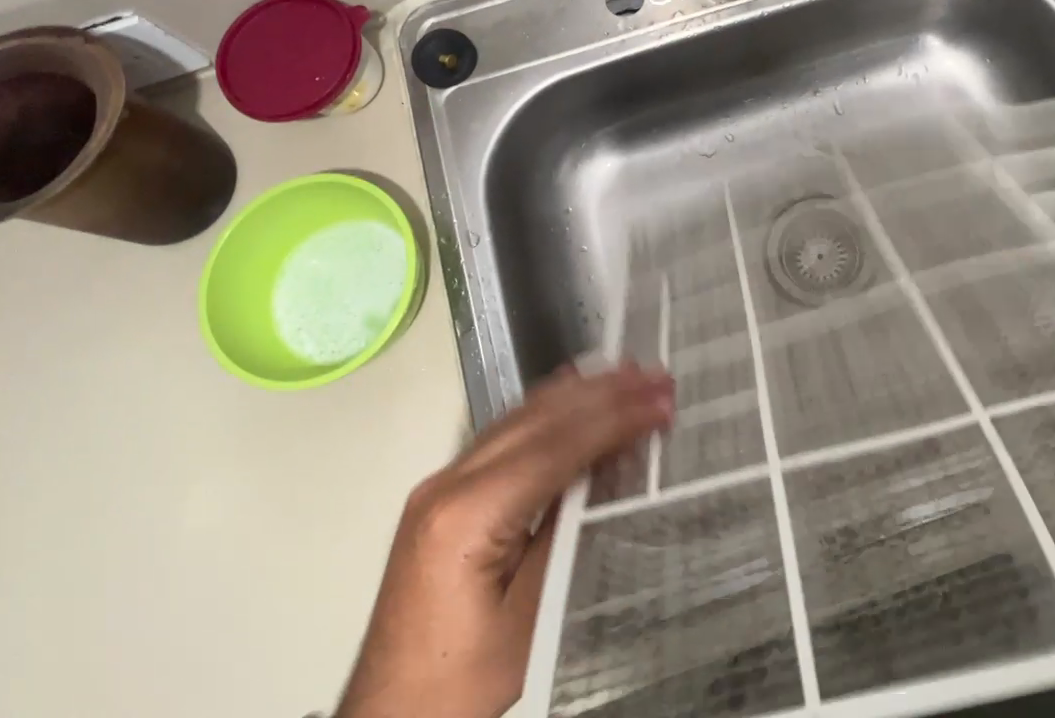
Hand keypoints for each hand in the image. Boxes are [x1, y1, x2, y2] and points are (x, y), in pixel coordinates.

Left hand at [339, 364, 674, 717]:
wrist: (394, 711)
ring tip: (627, 372)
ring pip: (518, 419)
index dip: (613, 420)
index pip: (556, 448)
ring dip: (577, 394)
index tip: (660, 401)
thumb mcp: (533, 613)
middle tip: (655, 376)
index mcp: (468, 515)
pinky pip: (504, 435)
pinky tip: (571, 390)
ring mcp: (440, 485)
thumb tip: (610, 471)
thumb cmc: (465, 676)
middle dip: (602, 394)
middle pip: (537, 421)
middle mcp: (447, 484)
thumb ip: (569, 532)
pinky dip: (547, 410)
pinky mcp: (444, 495)